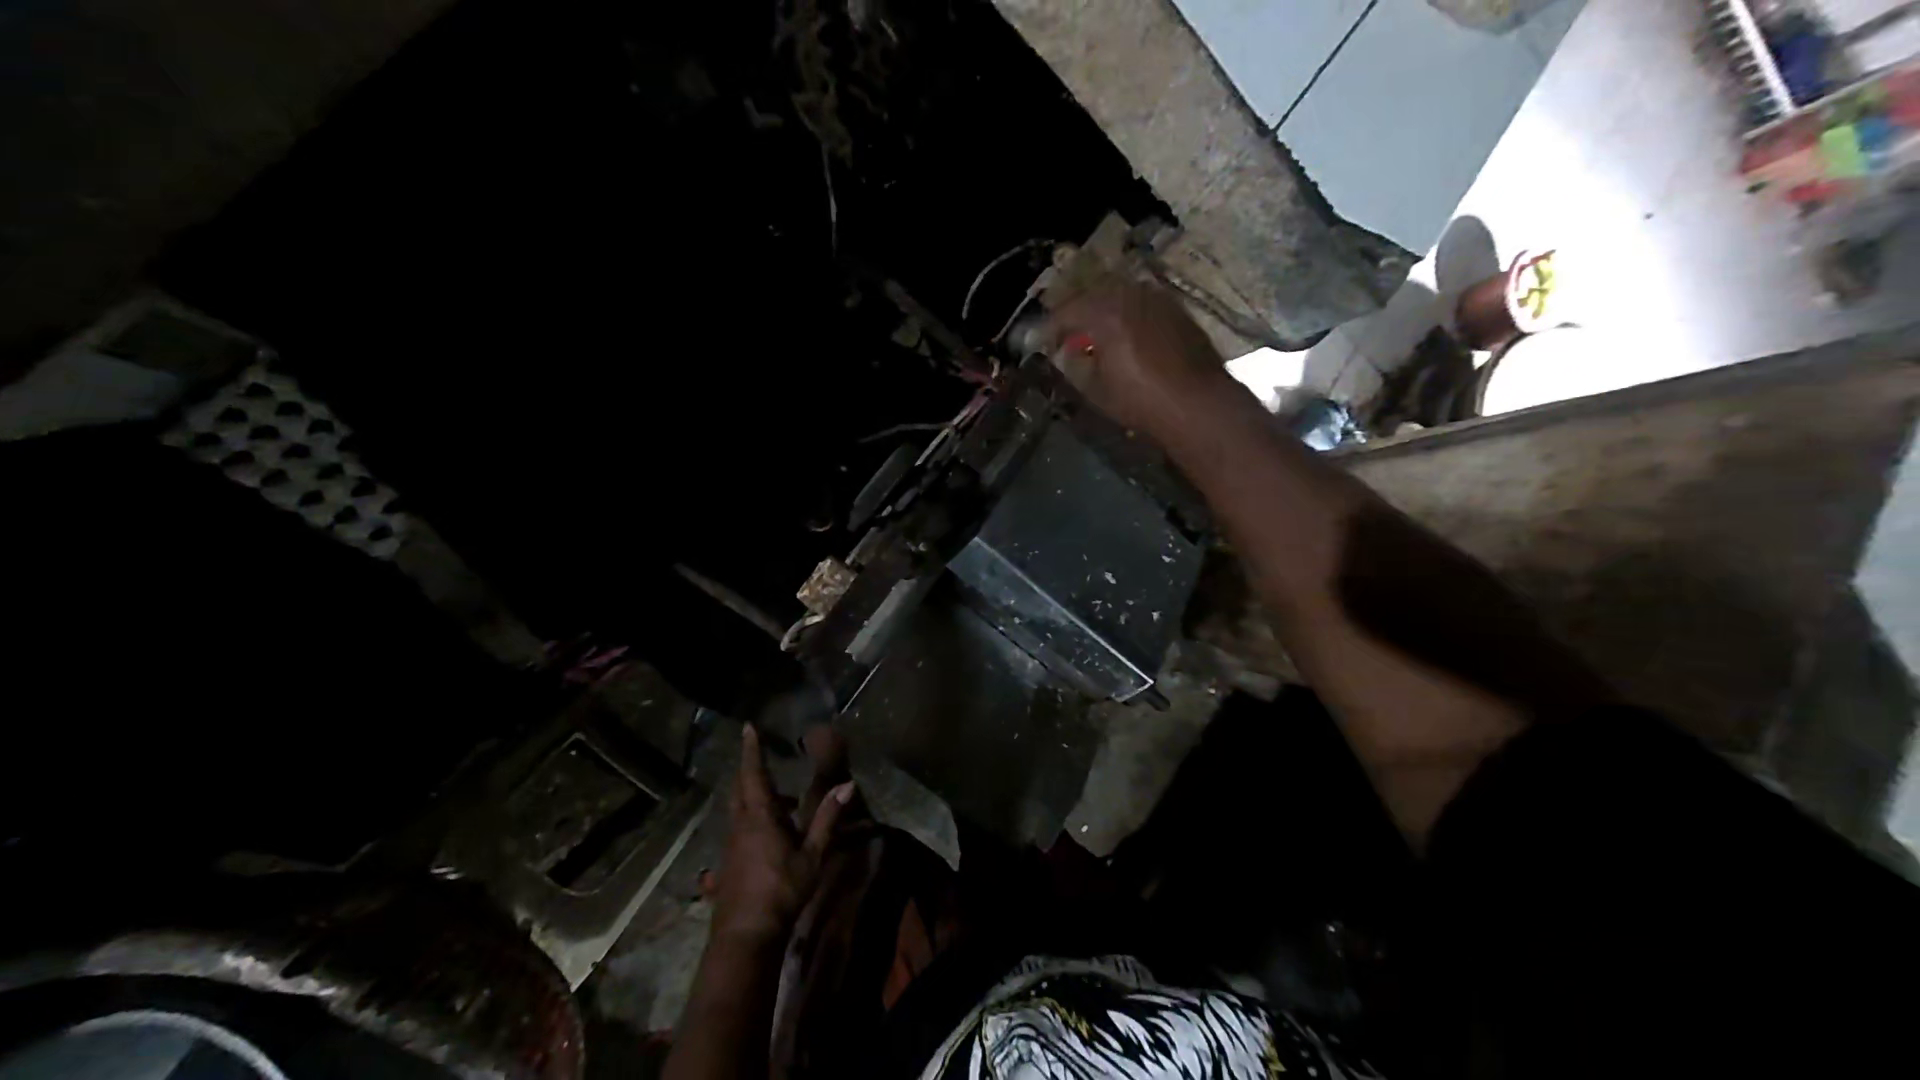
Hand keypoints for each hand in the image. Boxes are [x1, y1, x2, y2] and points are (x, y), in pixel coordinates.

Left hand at [710, 725, 854, 943]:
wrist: (745, 935)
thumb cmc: (782, 889)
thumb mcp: (812, 854)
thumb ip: (828, 818)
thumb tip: (848, 785)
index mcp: (759, 816)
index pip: (754, 773)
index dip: (752, 750)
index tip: (748, 728)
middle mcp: (740, 825)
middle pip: (741, 789)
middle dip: (751, 771)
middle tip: (765, 760)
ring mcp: (730, 845)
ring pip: (739, 811)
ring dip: (757, 800)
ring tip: (784, 805)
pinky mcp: (727, 864)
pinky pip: (738, 831)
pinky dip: (753, 823)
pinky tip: (770, 839)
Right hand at [1047, 278, 1236, 437]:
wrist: (1198, 403)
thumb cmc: (1140, 400)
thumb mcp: (1095, 389)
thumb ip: (1075, 364)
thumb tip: (1067, 352)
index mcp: (1105, 313)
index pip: (1067, 312)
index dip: (1051, 328)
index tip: (1043, 343)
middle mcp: (1131, 296)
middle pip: (1094, 295)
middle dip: (1078, 314)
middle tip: (1069, 335)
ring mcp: (1159, 300)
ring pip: (1122, 295)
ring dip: (1105, 311)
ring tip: (1098, 334)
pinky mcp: (1178, 310)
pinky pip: (1144, 303)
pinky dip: (1130, 315)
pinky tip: (1129, 336)